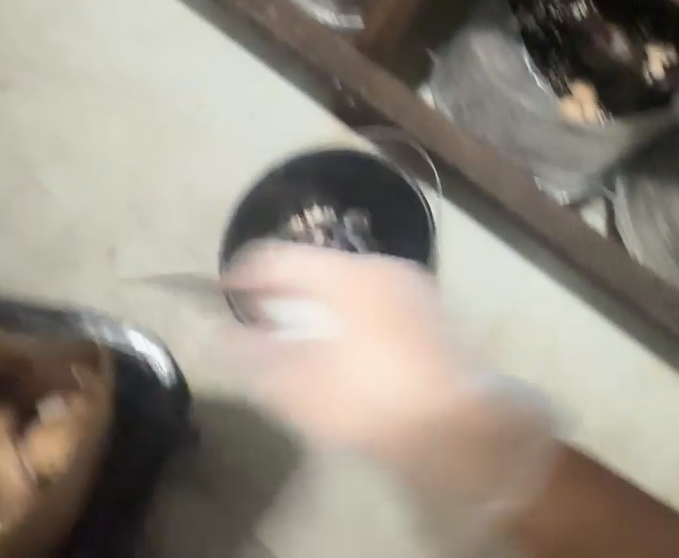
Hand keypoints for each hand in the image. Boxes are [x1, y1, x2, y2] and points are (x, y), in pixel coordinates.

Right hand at [224, 244, 557, 532]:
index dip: (246, 271)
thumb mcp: (299, 386)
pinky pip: (377, 299)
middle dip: (286, 289)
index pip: (281, 257)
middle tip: (261, 316)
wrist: (458, 421)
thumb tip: (220, 335)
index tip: (224, 290)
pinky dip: (353, 313)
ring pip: (352, 283)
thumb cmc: (372, 399)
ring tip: (300, 334)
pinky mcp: (431, 310)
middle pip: (319, 267)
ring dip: (320, 302)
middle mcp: (381, 266)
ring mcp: (413, 285)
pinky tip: (348, 347)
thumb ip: (253, 355)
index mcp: (346, 273)